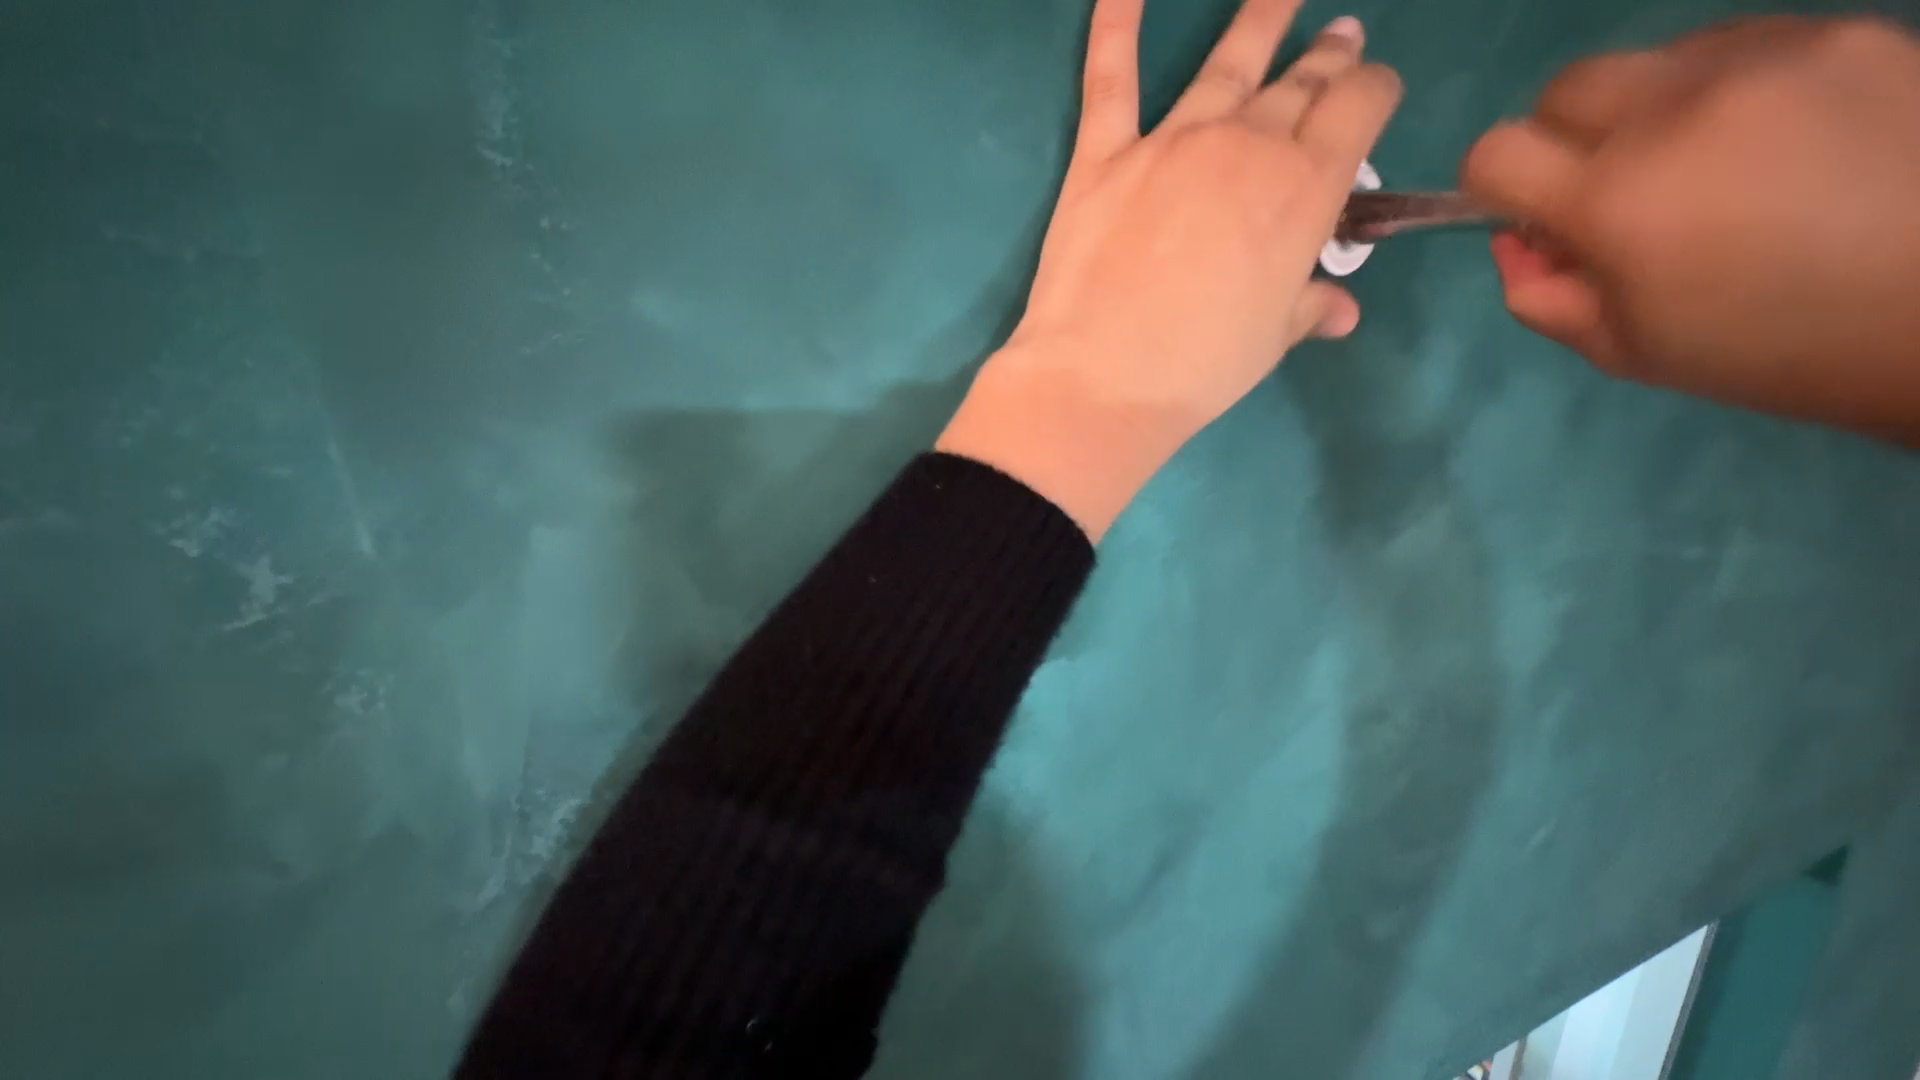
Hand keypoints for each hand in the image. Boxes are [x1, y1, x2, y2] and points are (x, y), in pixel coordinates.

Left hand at [937, 0, 1401, 539]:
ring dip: (1263, 18)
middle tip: (1335, 38)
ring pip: (1228, 61)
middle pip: (1301, 81)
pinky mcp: (1103, 156)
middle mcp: (1247, 145)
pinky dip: (1116, 23)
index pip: (1361, 105)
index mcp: (1305, 189)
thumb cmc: (1198, 369)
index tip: (1372, 92)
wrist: (1101, 379)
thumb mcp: (1269, 340)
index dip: (1373, 90)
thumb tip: (1340, 309)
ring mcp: (1171, 143)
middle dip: (1327, 58)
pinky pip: (1110, 77)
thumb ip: (1306, 305)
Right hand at [1462, 17, 1919, 441]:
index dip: (1493, 184)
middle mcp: (1677, 112)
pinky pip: (1737, 45)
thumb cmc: (1767, 347)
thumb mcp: (1620, 347)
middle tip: (1611, 186)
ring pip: (1651, 60)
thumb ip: (1538, 291)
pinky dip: (1724, 88)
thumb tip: (1515, 236)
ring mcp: (1768, 61)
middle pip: (1565, 89)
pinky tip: (1770, 138)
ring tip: (1705, 162)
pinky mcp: (1845, 33)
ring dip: (1647, 108)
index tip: (1527, 210)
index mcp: (1613, 200)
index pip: (1495, 152)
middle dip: (1564, 136)